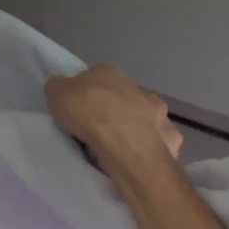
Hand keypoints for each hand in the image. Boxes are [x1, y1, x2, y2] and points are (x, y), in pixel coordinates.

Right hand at [46, 65, 183, 169]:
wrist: (127, 150)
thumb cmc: (88, 113)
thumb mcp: (54, 91)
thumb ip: (61, 87)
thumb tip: (68, 91)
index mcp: (110, 72)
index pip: (95, 76)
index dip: (84, 90)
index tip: (77, 106)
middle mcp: (140, 89)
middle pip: (123, 96)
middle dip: (114, 108)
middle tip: (97, 124)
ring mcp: (161, 116)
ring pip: (145, 118)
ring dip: (135, 126)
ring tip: (118, 144)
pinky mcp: (174, 141)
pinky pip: (158, 142)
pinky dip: (149, 146)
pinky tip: (136, 156)